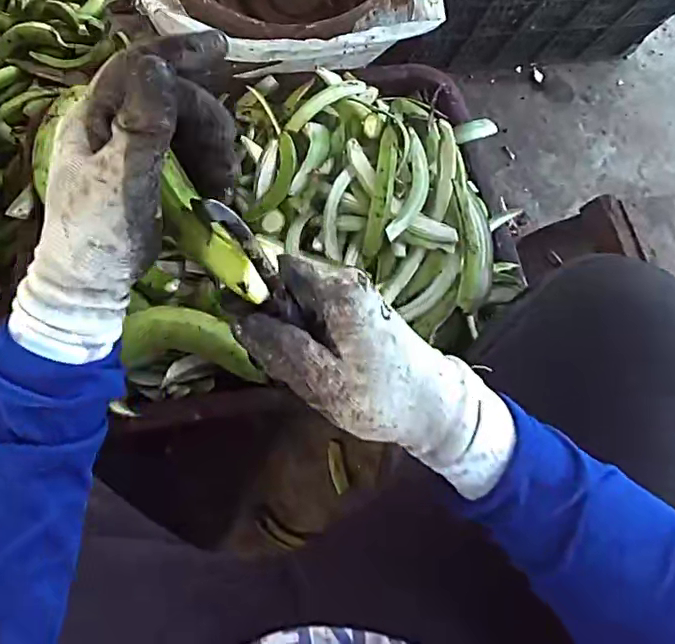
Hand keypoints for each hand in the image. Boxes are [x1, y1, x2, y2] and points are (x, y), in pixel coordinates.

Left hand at [9, 32, 236, 363]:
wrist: (90, 285)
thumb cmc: (95, 234)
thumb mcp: (120, 179)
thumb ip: (141, 123)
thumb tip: (158, 65)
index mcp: (94, 115)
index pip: (136, 64)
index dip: (177, 50)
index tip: (220, 47)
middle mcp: (114, 120)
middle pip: (173, 93)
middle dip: (205, 121)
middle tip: (221, 163)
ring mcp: (134, 142)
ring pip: (188, 120)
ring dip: (213, 148)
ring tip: (219, 186)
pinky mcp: (153, 165)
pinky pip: (191, 147)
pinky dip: (210, 164)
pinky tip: (216, 189)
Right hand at [237, 256, 516, 498]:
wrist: (434, 407)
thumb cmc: (380, 397)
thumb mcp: (321, 381)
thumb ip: (279, 347)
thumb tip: (240, 320)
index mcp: (337, 289)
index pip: (279, 267)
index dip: (260, 292)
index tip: (255, 327)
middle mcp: (345, 278)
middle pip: (288, 282)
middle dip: (277, 316)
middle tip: (283, 358)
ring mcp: (353, 289)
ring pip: (300, 298)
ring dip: (293, 328)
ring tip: (305, 366)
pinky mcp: (357, 304)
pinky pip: (317, 309)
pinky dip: (310, 332)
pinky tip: (320, 363)